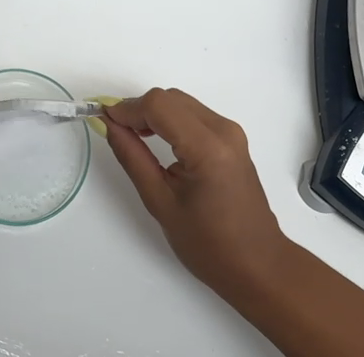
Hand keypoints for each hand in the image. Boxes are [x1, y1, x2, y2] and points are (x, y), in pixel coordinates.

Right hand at [101, 89, 293, 297]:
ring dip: (155, 112)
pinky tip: (158, 139)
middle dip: (139, 109)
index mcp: (208, 148)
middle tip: (117, 131)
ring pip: (182, 103)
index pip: (160, 106)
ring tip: (134, 136)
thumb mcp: (161, 203)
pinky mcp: (233, 139)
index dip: (128, 109)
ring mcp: (232, 133)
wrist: (258, 265)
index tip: (105, 121)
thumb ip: (132, 157)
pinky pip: (194, 114)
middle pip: (171, 99)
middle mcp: (224, 131)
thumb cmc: (208, 244)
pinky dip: (171, 119)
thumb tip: (109, 125)